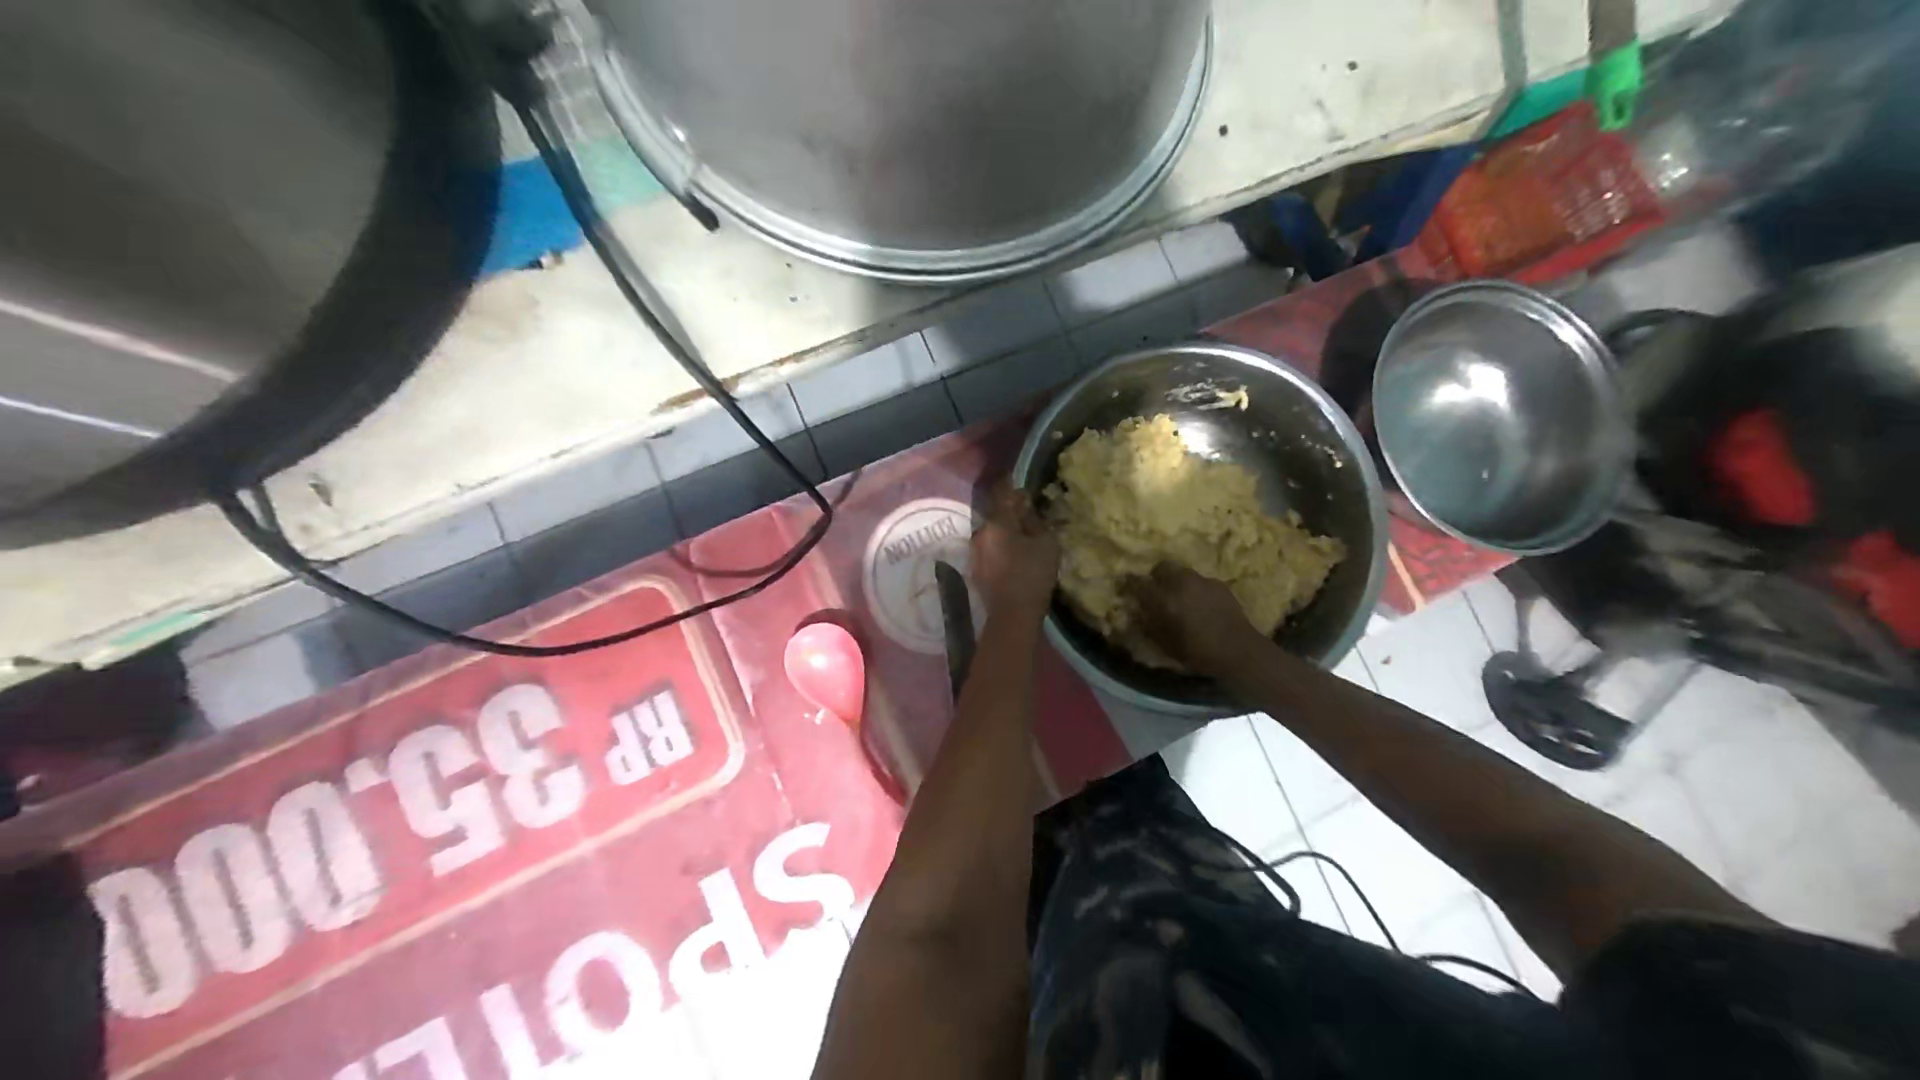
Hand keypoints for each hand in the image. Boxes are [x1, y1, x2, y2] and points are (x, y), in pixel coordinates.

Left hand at [970, 481, 1058, 621]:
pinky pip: (989, 552)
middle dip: (1012, 517)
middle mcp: (980, 534)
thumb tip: (1029, 513)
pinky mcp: (975, 570)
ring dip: (1005, 535)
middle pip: (997, 517)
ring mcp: (974, 553)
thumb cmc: (1033, 575)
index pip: (1006, 498)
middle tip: (1030, 522)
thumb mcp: (1047, 543)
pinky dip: (1000, 551)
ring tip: (1023, 543)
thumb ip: (1038, 522)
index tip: (1029, 495)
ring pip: (992, 536)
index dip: (1018, 494)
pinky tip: (1013, 560)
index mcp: (997, 523)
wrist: (1012, 614)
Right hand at [1126, 562, 1269, 676]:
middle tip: (1157, 591)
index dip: (1130, 585)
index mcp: (1164, 598)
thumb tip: (1138, 613)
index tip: (1127, 589)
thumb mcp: (1165, 644)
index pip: (1138, 583)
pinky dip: (1195, 588)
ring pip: (1182, 573)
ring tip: (1181, 597)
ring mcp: (1202, 581)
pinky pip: (1200, 581)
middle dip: (1156, 577)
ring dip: (1177, 582)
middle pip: (1162, 567)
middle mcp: (1181, 583)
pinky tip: (1201, 604)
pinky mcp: (1219, 584)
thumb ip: (1149, 625)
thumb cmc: (1198, 653)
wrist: (1240, 651)